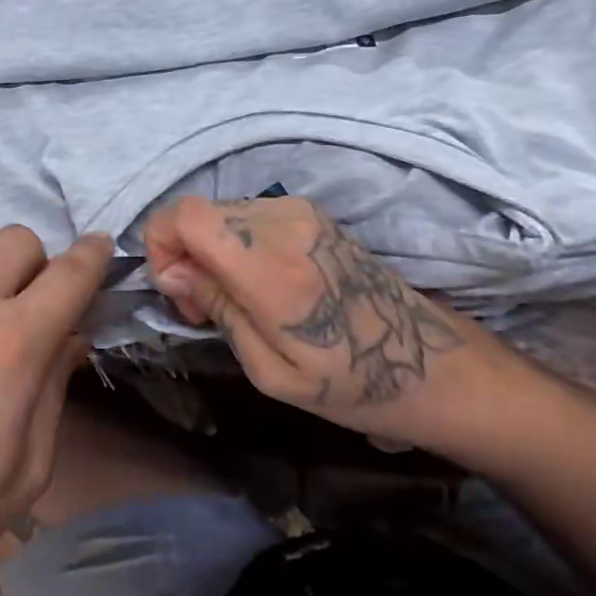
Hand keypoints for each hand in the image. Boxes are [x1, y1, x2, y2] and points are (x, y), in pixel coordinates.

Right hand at [145, 195, 520, 450]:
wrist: (435, 364)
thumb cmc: (353, 384)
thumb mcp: (271, 372)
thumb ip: (216, 309)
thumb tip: (170, 272)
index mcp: (273, 269)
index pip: (186, 216)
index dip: (160, 242)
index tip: (174, 288)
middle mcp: (283, 225)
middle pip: (196, 212)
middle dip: (180, 253)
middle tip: (200, 307)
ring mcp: (299, 212)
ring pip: (217, 213)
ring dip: (205, 249)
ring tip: (229, 299)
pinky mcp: (309, 212)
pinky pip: (244, 215)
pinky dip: (231, 243)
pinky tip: (253, 282)